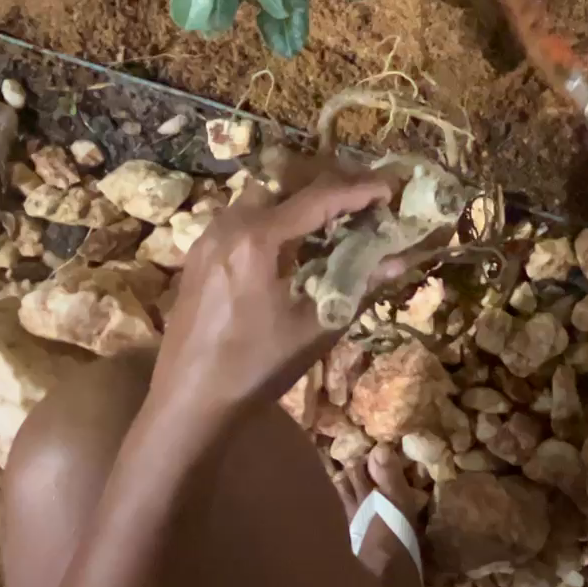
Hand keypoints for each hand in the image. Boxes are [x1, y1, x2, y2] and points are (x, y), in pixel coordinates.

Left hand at [153, 155, 394, 405]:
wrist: (187, 406)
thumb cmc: (255, 369)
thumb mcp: (315, 329)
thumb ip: (359, 286)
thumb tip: (400, 260)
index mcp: (257, 241)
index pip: (319, 197)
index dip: (360, 189)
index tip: (391, 188)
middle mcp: (229, 225)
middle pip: (288, 181)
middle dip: (332, 181)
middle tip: (367, 194)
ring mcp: (209, 237)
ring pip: (264, 193)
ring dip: (302, 195)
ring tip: (337, 213)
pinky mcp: (200, 253)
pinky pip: (245, 214)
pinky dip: (278, 212)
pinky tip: (297, 240)